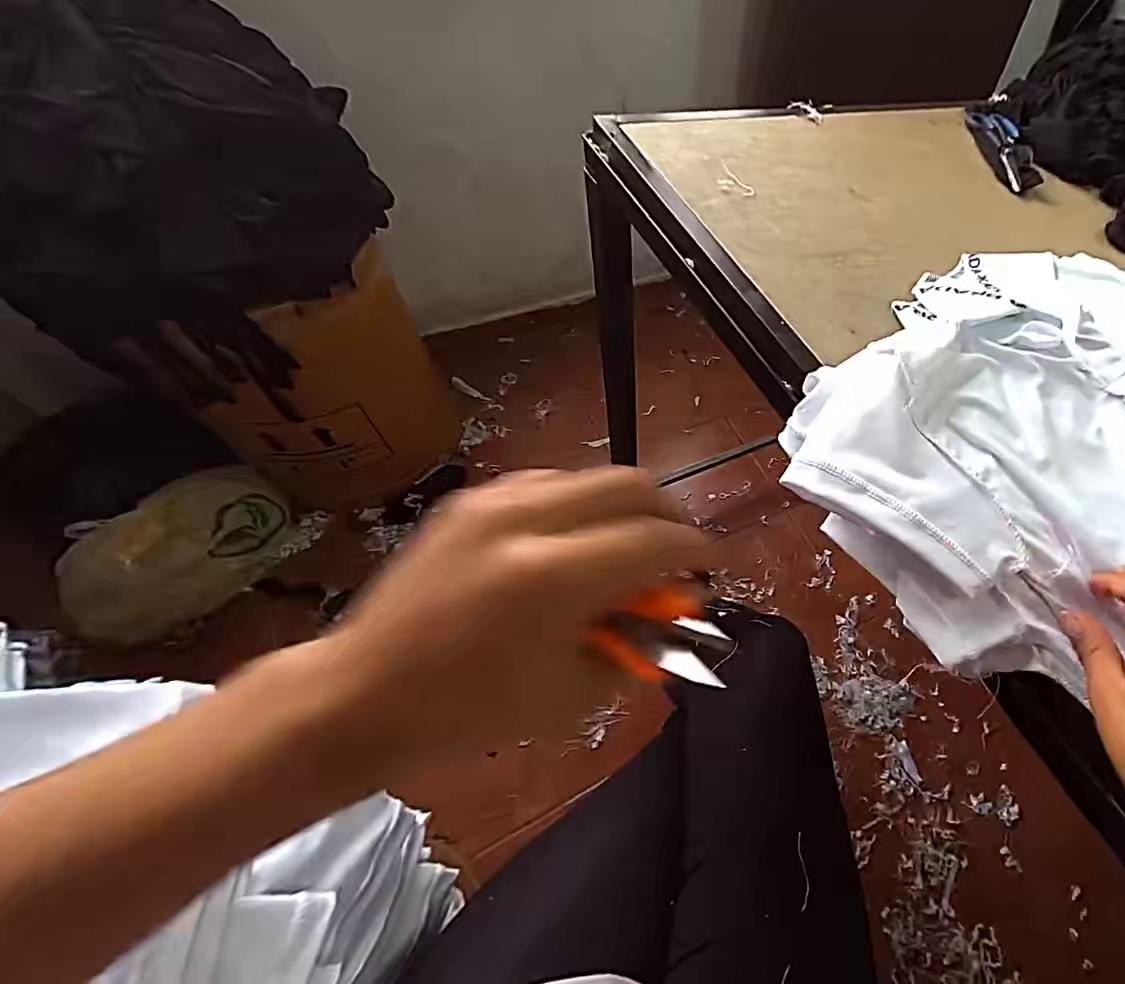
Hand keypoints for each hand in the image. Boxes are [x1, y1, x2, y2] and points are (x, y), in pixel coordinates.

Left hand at [255, 467, 708, 776]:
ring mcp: (495, 503)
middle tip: (676, 551)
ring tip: (628, 546)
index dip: (696, 551)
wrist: (354, 697)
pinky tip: (579, 540)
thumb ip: (641, 641)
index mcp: (555, 576)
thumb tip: (679, 607)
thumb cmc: (469, 710)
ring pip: (598, 477)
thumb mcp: (576, 690)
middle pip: (636, 487)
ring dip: (629, 509)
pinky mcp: (474, 500)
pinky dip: (585, 505)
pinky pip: (557, 482)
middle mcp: (528, 521)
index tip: (707, 567)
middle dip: (671, 517)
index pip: (658, 539)